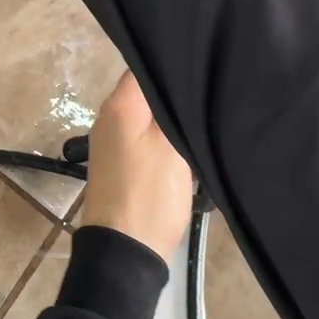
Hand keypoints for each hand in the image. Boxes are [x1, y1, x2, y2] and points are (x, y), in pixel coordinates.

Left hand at [77, 73, 195, 261]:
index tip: (202, 70)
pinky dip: (164, 144)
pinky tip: (186, 155)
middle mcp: (109, 117)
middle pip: (147, 93)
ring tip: (202, 127)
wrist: (126, 252)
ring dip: (171, 124)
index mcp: (119, 104)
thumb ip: (171, 107)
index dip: (173, 65)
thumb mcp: (170, 145)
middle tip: (209, 100)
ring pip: (148, 119)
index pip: (145, 66)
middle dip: (176, 97)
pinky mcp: (118, 165)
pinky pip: (145, 141)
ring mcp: (111, 142)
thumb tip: (175, 77)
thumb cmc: (150, 193)